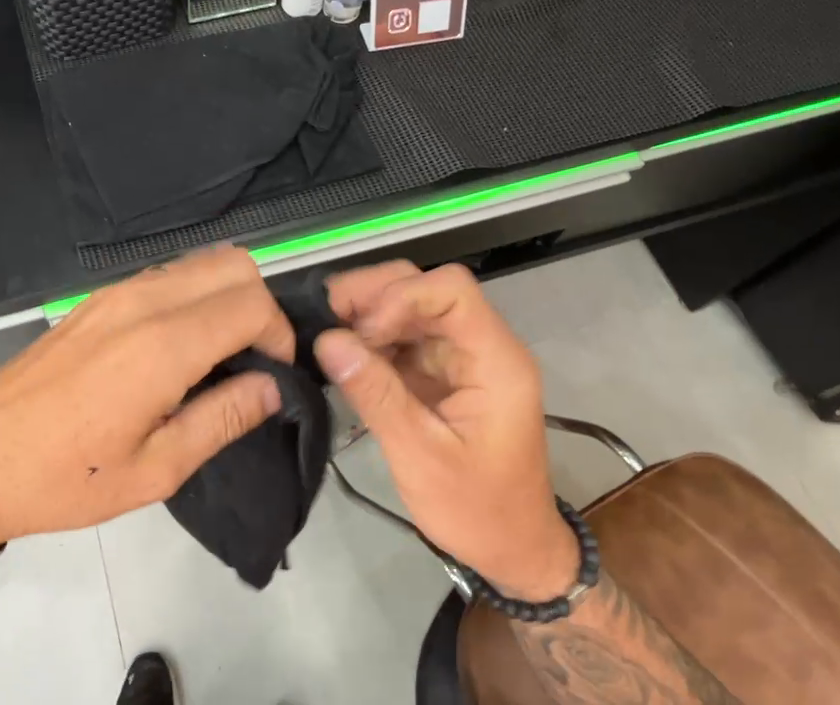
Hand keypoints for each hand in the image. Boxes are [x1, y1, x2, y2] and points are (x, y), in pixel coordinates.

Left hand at [0, 247, 293, 559]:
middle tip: (252, 361)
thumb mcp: (156, 469)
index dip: (279, 334)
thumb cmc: (66, 480)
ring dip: (225, 297)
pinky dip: (191, 296)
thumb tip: (272, 387)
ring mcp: (114, 294)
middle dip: (259, 305)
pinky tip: (176, 349)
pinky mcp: (94, 300)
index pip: (252, 302)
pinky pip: (164, 276)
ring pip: (199, 262)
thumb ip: (223, 419)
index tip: (274, 376)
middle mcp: (142, 301)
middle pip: (233, 263)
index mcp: (162, 344)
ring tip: (218, 357)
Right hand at [316, 262, 578, 600]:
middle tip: (327, 321)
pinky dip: (371, 340)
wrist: (512, 551)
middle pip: (427, 288)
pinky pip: (404, 337)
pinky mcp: (441, 373)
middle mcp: (482, 347)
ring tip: (328, 338)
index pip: (451, 290)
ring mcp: (460, 358)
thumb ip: (375, 394)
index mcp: (496, 361)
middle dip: (374, 296)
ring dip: (367, 315)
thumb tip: (327, 341)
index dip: (400, 297)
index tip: (362, 332)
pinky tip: (343, 356)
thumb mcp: (421, 456)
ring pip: (411, 307)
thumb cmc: (477, 510)